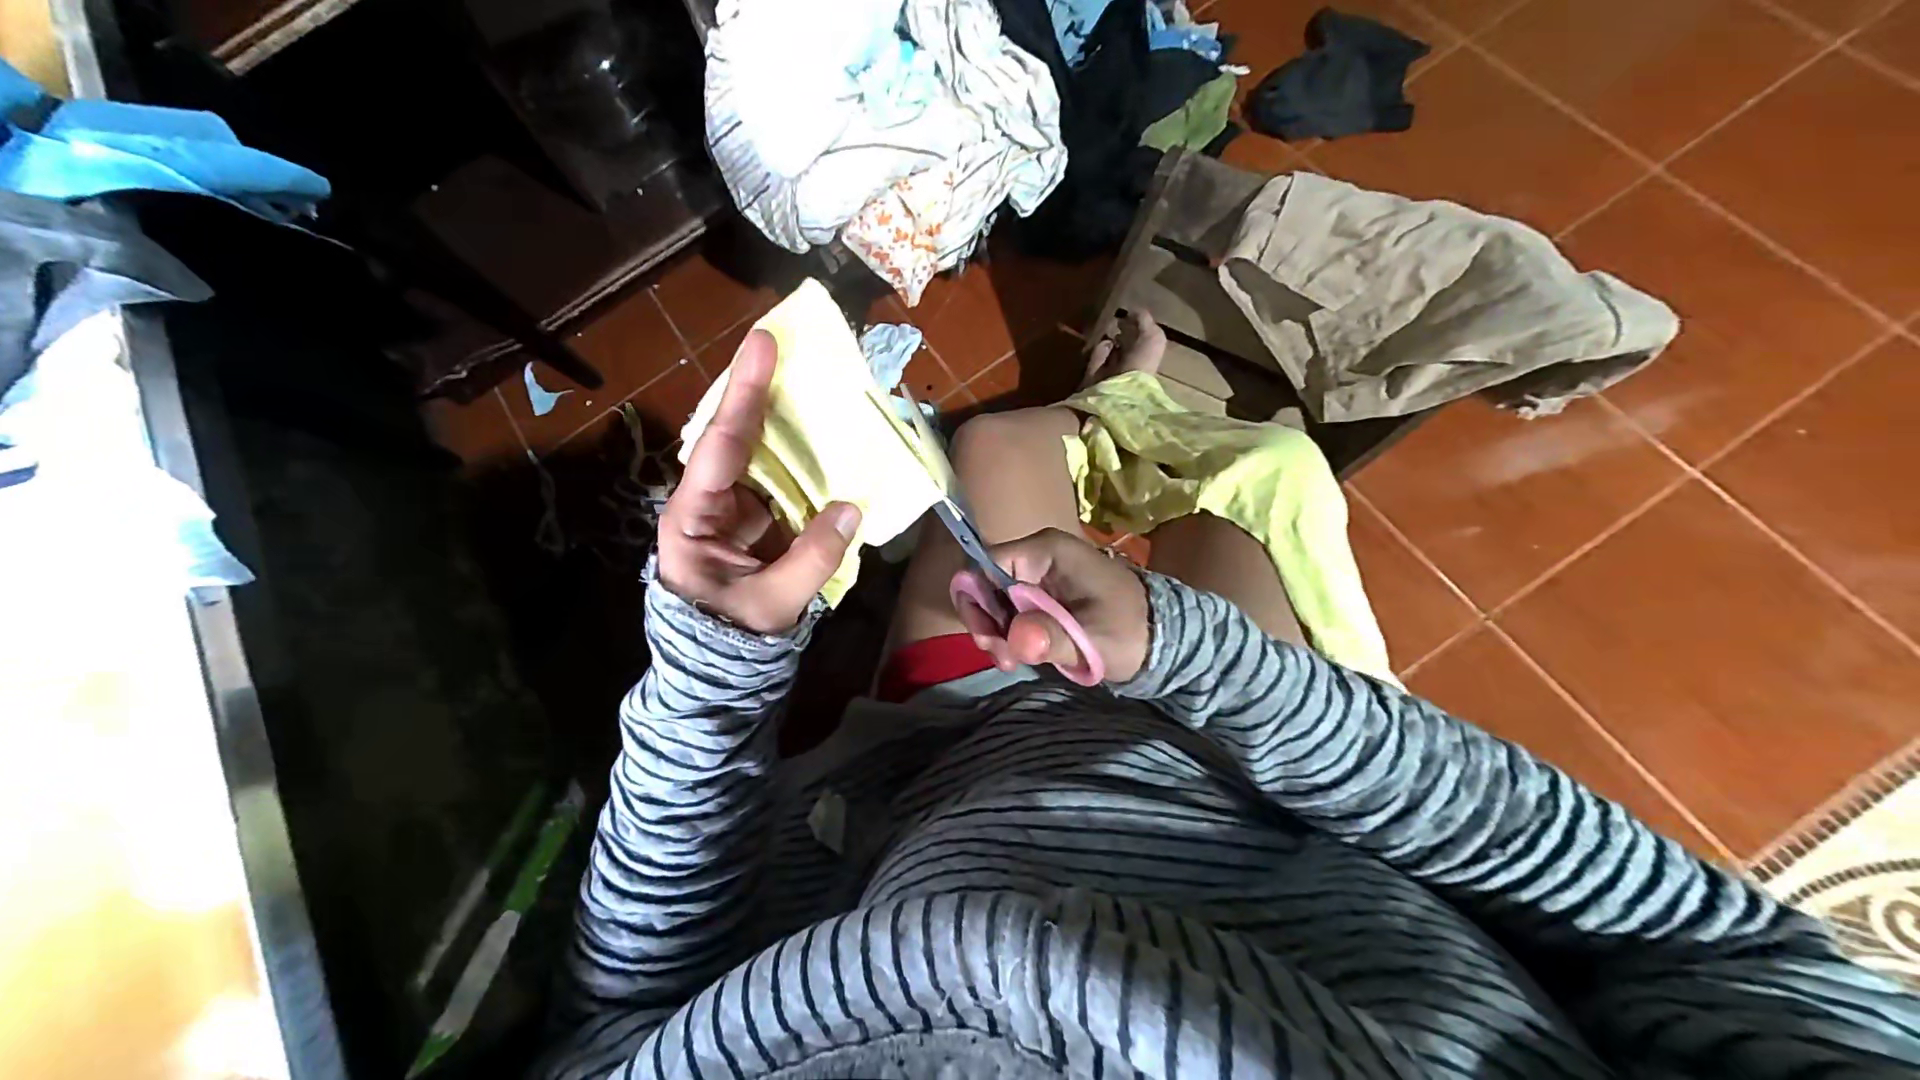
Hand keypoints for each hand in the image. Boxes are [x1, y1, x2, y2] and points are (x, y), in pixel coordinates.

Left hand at [657, 330, 859, 633]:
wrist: (724, 665)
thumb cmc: (733, 632)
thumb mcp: (772, 602)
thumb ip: (812, 558)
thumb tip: (850, 508)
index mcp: (693, 517)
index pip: (719, 445)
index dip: (743, 395)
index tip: (763, 345)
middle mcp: (709, 502)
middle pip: (734, 436)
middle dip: (759, 395)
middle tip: (786, 348)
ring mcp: (735, 510)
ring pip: (760, 456)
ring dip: (786, 425)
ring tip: (813, 385)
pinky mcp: (758, 521)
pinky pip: (783, 483)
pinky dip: (805, 464)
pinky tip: (827, 443)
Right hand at [958, 527, 1150, 681]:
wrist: (1160, 637)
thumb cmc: (1130, 630)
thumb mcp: (1094, 638)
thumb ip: (1055, 637)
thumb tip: (1016, 640)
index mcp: (1047, 551)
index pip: (985, 563)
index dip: (978, 600)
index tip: (993, 638)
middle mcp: (1037, 555)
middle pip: (984, 582)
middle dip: (986, 622)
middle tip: (1004, 657)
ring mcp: (1039, 574)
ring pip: (994, 599)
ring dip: (997, 632)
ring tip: (1013, 662)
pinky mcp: (1042, 594)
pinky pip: (1010, 609)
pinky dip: (1009, 633)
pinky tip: (1021, 655)